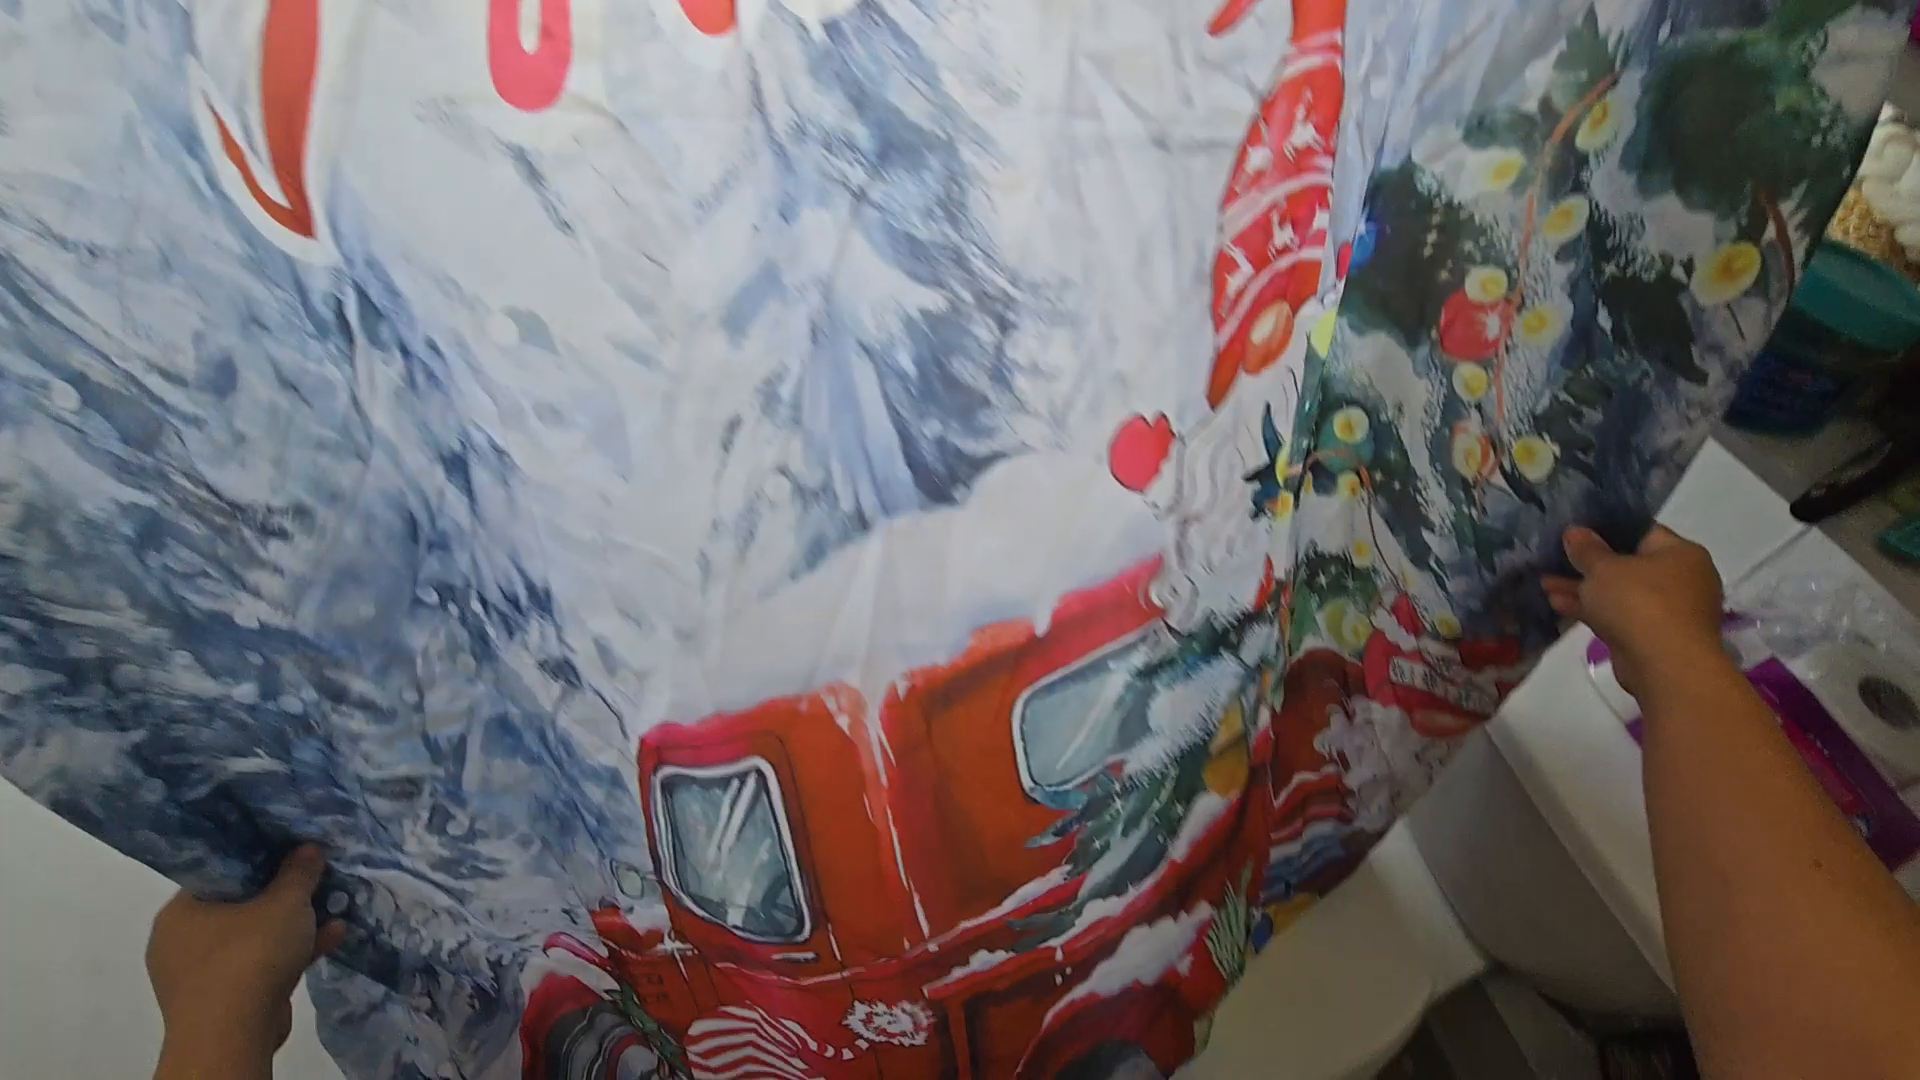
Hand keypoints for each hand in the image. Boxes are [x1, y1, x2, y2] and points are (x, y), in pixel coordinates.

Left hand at [147, 845, 345, 1069]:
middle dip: (287, 895)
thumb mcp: (287, 901)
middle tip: (320, 879)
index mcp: (181, 913)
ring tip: (336, 910)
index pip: (222, 874)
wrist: (233, 1032)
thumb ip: (300, 871)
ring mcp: (199, 972)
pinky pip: (260, 962)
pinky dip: (293, 950)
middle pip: (243, 904)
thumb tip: (307, 847)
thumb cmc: (250, 954)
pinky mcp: (221, 996)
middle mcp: (180, 941)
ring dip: (297, 924)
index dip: (262, 858)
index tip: (296, 850)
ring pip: (256, 935)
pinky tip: (332, 937)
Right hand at [1542, 525, 1730, 699]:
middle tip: (1553, 559)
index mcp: (1679, 553)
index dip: (1605, 530)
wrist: (1665, 663)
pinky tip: (1557, 604)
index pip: (1640, 532)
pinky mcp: (1653, 632)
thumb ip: (1586, 549)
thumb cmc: (1638, 602)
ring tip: (1545, 584)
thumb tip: (1575, 531)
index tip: (1573, 533)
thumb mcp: (1603, 568)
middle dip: (1586, 565)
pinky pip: (1618, 613)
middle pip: (1627, 563)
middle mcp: (1681, 577)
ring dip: (1582, 588)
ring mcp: (1668, 608)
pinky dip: (1591, 608)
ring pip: (1618, 591)